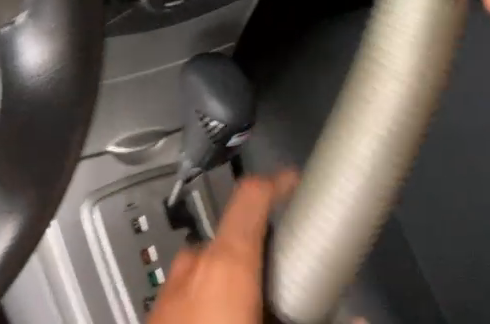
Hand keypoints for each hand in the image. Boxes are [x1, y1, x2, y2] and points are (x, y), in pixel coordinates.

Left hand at [146, 171, 296, 323]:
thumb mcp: (272, 320)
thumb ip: (294, 309)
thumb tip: (331, 314)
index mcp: (225, 262)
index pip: (250, 196)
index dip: (275, 183)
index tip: (292, 180)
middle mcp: (194, 263)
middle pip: (236, 237)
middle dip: (260, 252)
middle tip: (285, 273)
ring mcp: (171, 283)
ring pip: (212, 265)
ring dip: (234, 278)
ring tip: (257, 303)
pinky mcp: (158, 306)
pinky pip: (192, 288)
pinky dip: (211, 297)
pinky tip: (223, 318)